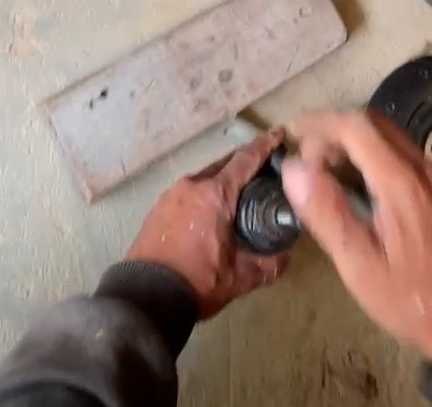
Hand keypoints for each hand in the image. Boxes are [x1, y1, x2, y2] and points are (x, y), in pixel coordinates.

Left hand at [125, 129, 290, 318]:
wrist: (145, 297)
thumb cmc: (197, 281)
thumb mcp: (239, 277)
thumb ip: (268, 264)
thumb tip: (286, 255)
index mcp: (215, 194)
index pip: (246, 160)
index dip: (264, 146)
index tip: (278, 134)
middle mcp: (193, 185)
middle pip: (225, 165)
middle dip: (244, 164)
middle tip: (263, 170)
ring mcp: (172, 194)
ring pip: (205, 178)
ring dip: (222, 181)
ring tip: (237, 194)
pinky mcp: (158, 207)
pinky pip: (189, 192)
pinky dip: (204, 194)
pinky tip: (209, 211)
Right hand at [279, 110, 431, 366]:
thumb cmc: (408, 297)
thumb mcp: (359, 263)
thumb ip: (326, 212)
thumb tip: (293, 168)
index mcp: (399, 180)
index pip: (356, 126)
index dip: (320, 123)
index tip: (292, 135)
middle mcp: (417, 166)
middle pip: (370, 122)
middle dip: (331, 129)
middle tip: (305, 157)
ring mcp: (429, 174)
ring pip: (383, 132)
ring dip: (348, 137)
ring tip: (320, 165)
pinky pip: (394, 148)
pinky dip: (365, 148)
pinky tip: (350, 176)